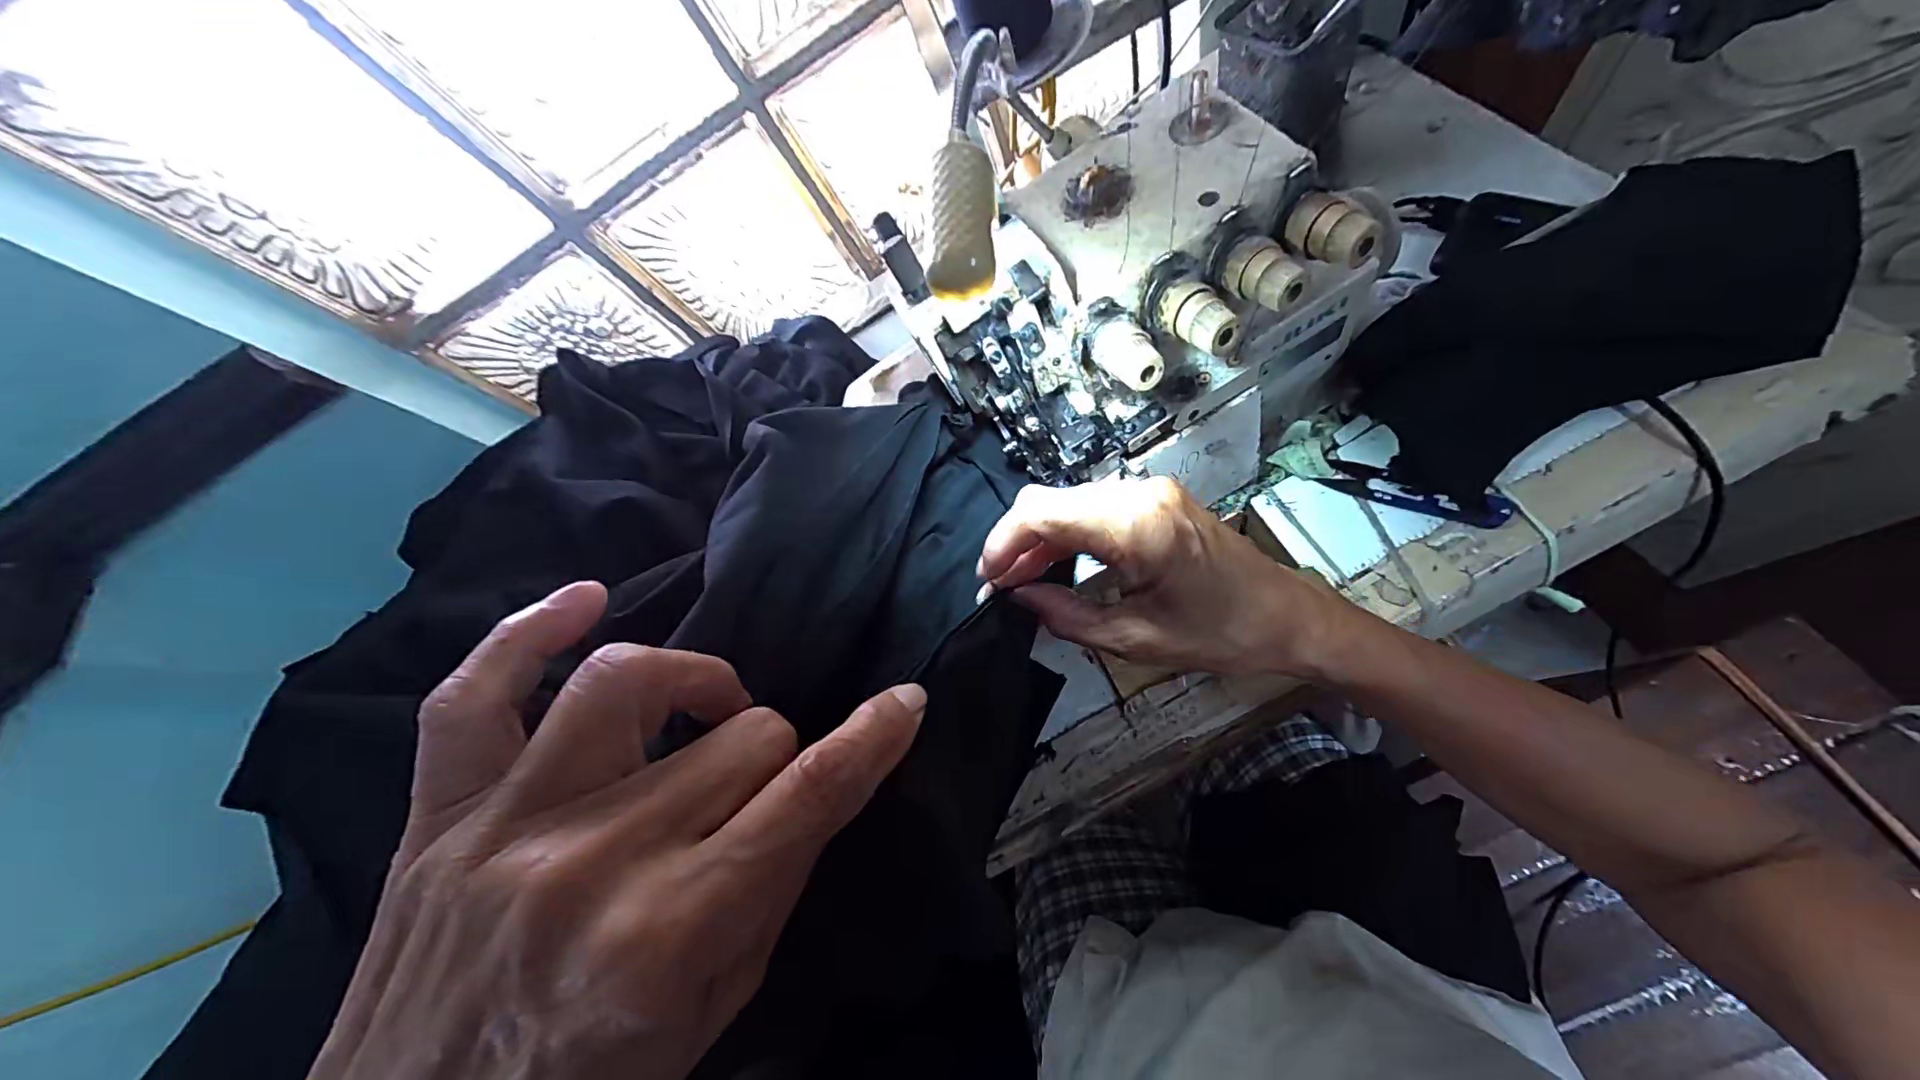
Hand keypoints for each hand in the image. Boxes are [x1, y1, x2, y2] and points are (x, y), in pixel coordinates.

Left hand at [309, 581, 925, 1079]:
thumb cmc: (597, 1078)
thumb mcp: (722, 1000)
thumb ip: (776, 879)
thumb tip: (822, 779)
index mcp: (674, 929)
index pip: (806, 794)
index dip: (871, 739)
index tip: (905, 701)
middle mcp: (593, 861)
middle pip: (739, 737)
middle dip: (772, 756)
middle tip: (756, 790)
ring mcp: (506, 828)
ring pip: (625, 681)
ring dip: (695, 682)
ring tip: (705, 708)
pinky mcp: (441, 816)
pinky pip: (470, 697)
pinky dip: (525, 633)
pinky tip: (585, 600)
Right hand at [977, 477, 1360, 677]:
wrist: (1287, 615)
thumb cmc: (1222, 633)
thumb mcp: (1136, 640)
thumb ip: (1067, 617)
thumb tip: (1020, 599)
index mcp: (1137, 526)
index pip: (1042, 512)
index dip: (1002, 543)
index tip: (988, 581)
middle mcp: (1139, 494)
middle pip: (1048, 500)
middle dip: (1014, 543)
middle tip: (999, 588)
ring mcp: (1149, 491)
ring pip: (1066, 502)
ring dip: (1037, 539)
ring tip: (1020, 582)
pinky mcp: (1154, 499)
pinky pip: (1092, 508)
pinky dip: (1065, 534)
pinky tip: (1052, 566)